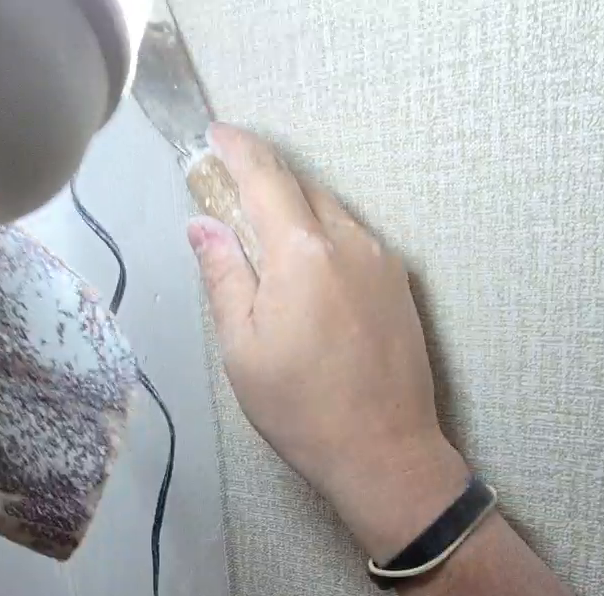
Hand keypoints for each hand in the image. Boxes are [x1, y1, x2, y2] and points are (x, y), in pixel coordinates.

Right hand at [190, 124, 468, 557]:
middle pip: (301, 187)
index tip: (213, 137)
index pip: (265, 176)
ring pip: (331, 213)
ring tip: (265, 242)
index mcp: (302, 254)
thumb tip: (203, 224)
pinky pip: (354, 241)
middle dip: (263, 181)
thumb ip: (223, 277)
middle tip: (228, 199)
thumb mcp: (242, 349)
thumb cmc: (300, 409)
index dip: (236, 149)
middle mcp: (349, 242)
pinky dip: (323, 238)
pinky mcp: (400, 286)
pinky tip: (307, 274)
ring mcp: (383, 261)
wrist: (383, 450)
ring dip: (295, 212)